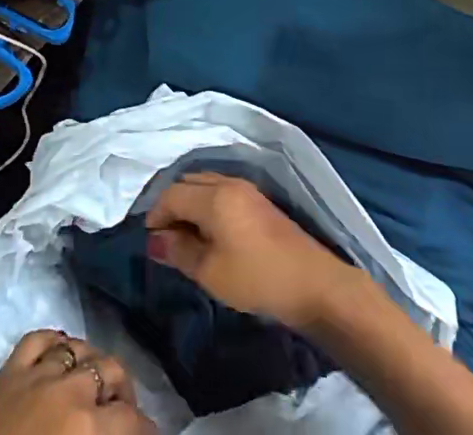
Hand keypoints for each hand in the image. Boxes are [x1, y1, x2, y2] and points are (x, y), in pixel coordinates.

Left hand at [0, 330, 155, 434]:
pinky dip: (54, 340)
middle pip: (110, 368)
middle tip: (122, 408)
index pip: (132, 418)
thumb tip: (115, 431)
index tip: (148, 433)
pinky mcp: (10, 366)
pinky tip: (60, 352)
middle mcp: (68, 390)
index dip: (146, 427)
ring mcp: (37, 372)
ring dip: (92, 361)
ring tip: (94, 380)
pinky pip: (38, 338)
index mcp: (88, 427)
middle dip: (123, 388)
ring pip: (77, 347)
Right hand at [145, 173, 363, 329]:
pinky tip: (212, 230)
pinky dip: (207, 204)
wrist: (320, 288)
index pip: (170, 195)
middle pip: (186, 183)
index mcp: (212, 196)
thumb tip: (154, 240)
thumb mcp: (210, 272)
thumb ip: (178, 251)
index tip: (153, 241)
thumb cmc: (259, 279)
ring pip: (204, 185)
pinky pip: (221, 191)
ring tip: (188, 234)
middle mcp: (227, 184)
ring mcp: (247, 190)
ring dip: (190, 204)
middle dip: (171, 206)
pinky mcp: (261, 202)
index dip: (156, 215)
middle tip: (168, 236)